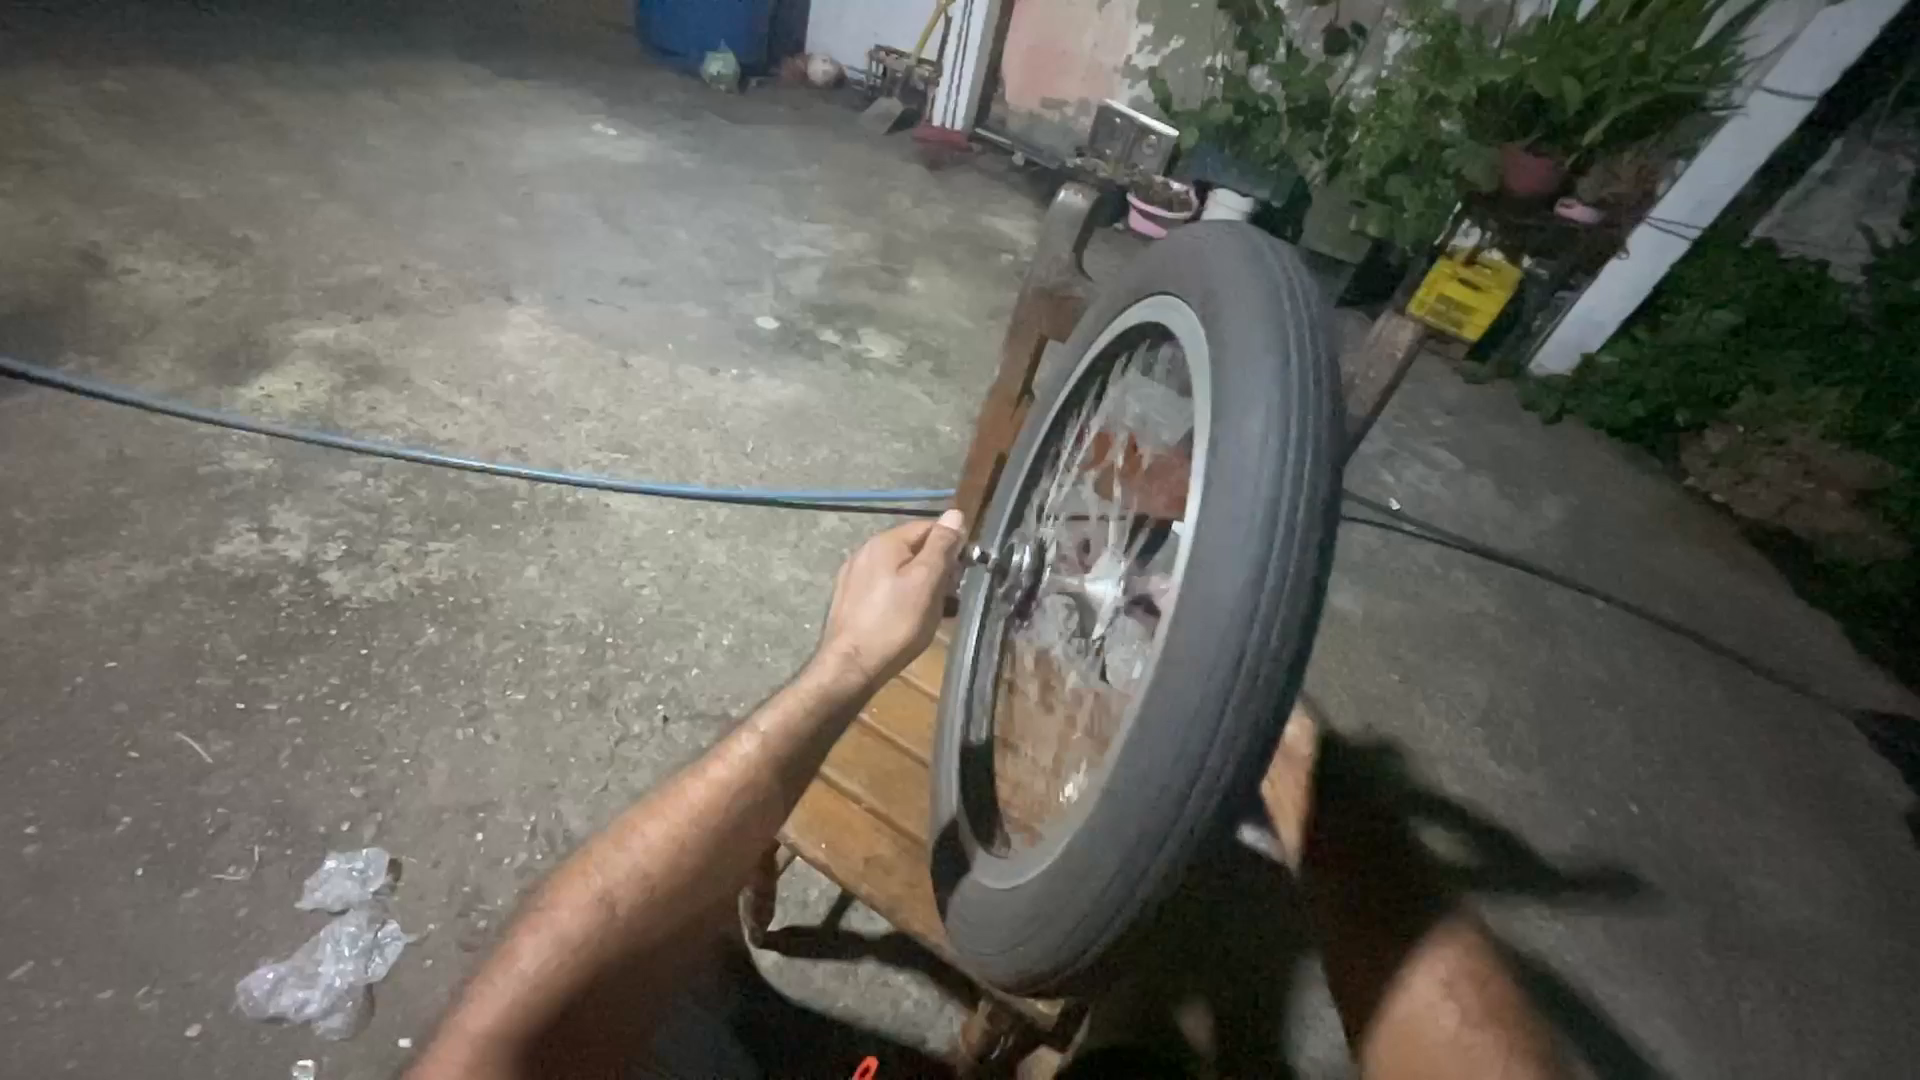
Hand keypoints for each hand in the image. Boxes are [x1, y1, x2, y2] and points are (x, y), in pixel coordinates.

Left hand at [813, 509, 965, 690]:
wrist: (851, 666)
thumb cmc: (895, 624)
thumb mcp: (926, 582)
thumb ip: (941, 546)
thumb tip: (955, 513)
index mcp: (885, 542)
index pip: (928, 528)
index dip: (951, 546)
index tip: (964, 572)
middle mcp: (865, 551)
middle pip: (912, 549)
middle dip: (936, 568)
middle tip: (951, 596)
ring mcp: (854, 576)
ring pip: (899, 570)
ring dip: (921, 584)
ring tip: (934, 611)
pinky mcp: (850, 599)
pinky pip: (885, 588)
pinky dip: (902, 597)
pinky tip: (908, 619)